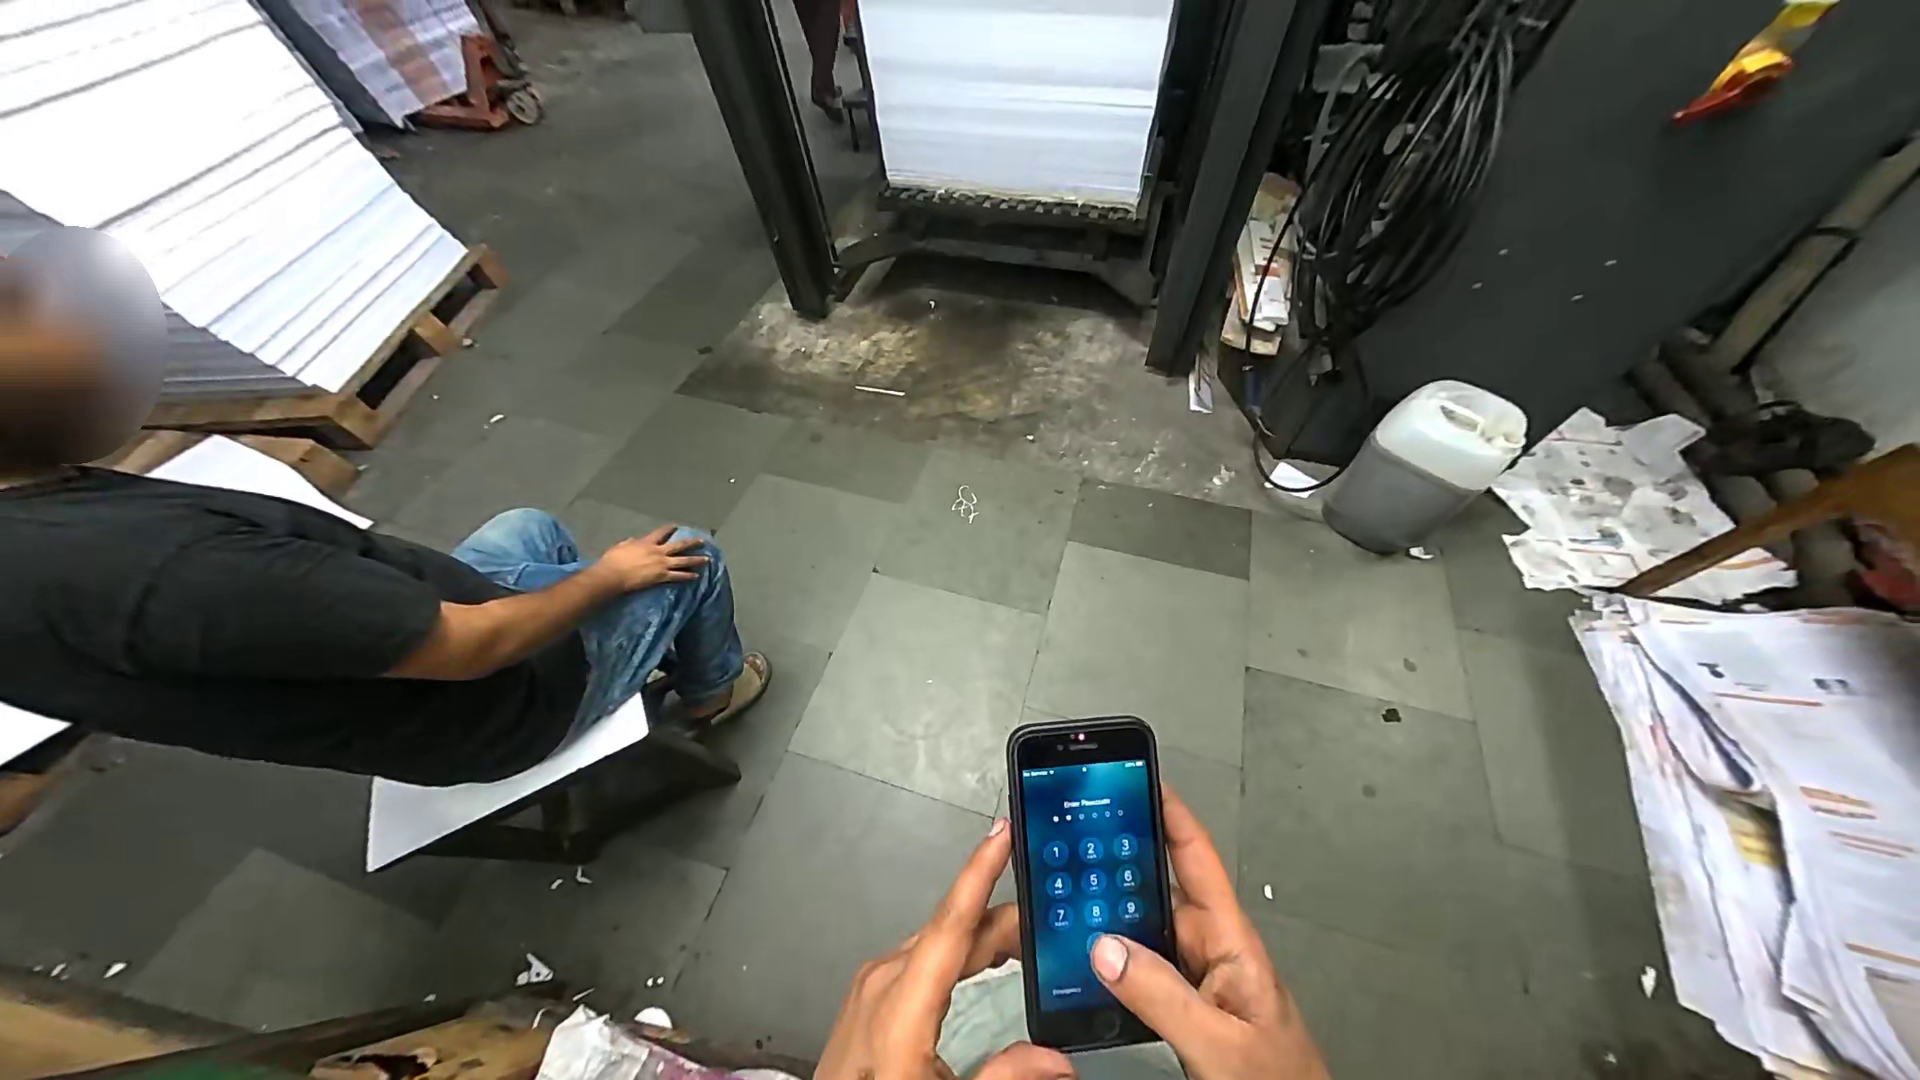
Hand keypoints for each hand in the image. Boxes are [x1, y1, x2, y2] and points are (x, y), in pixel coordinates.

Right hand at [591, 525, 708, 590]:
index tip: (676, 526)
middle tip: (702, 541)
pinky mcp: (662, 576)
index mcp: (647, 543)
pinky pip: (678, 576)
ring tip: (707, 559)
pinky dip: (688, 576)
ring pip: (684, 561)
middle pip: (679, 545)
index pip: (660, 533)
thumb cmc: (613, 560)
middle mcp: (658, 551)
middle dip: (691, 543)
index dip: (669, 529)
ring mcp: (662, 564)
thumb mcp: (620, 546)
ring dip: (696, 560)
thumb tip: (634, 541)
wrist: (613, 575)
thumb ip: (630, 543)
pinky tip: (697, 576)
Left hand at [816, 819, 1071, 1079]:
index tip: (1003, 833)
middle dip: (1002, 919)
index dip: (981, 870)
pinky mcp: (869, 995)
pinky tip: (973, 960)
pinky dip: (955, 952)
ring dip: (979, 937)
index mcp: (901, 999)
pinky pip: (920, 957)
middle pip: (953, 930)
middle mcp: (884, 977)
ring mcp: (873, 984)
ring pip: (937, 942)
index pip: (952, 919)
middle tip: (1045, 921)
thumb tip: (1057, 1060)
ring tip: (1020, 942)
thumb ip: (1003, 1076)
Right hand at [1089, 788, 1328, 1079]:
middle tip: (1075, 843)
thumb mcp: (1222, 1045)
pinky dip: (1109, 954)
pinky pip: (1136, 964)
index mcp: (1229, 939)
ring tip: (1068, 898)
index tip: (1140, 780)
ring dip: (1108, 914)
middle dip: (1117, 863)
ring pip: (1140, 928)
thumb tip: (1106, 948)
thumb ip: (1164, 998)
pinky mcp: (1178, 1001)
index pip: (1196, 857)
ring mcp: (1191, 975)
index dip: (1169, 812)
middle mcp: (1208, 947)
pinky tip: (1083, 954)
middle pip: (1155, 887)